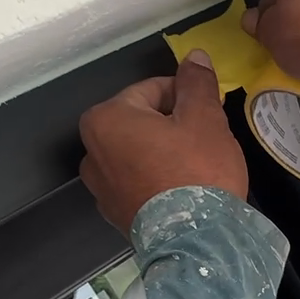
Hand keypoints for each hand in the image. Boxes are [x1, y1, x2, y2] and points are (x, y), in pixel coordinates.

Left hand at [79, 49, 247, 232]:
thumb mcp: (205, 118)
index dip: (184, 96)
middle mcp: (91, 153)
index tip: (207, 111)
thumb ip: (196, 83)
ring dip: (163, 153)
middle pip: (140, 123)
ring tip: (195, 167)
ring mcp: (100, 189)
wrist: (197, 241)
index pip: (151, 91)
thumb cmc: (198, 172)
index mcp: (106, 120)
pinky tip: (183, 190)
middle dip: (171, 126)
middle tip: (205, 139)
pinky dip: (156, 181)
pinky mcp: (116, 216)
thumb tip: (194, 57)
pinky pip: (138, 185)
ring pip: (139, 155)